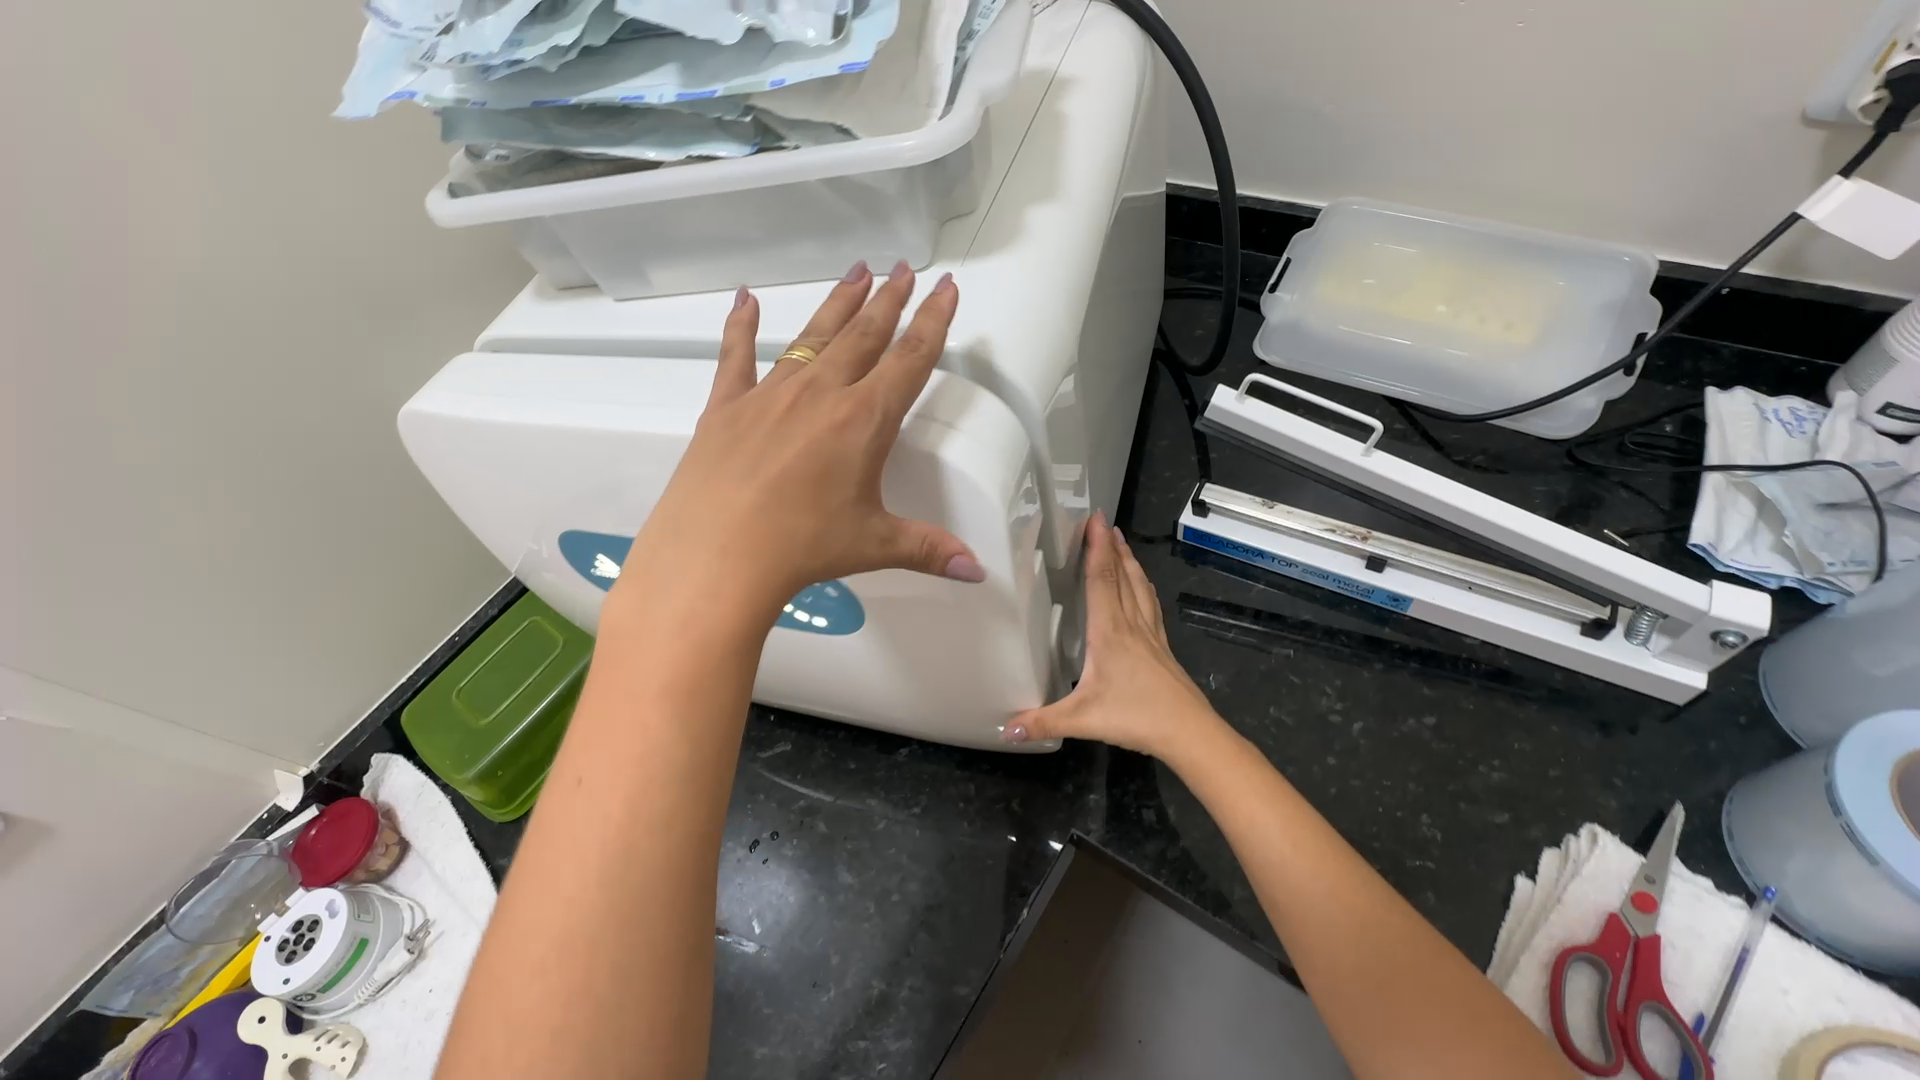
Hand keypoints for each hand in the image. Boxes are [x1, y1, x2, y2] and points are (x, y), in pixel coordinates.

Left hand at [615, 261, 984, 619]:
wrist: (717, 554)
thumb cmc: (803, 548)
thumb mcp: (874, 545)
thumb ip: (929, 549)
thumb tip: (977, 571)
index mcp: (864, 419)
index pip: (910, 359)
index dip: (933, 321)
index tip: (945, 287)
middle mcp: (821, 392)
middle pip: (864, 335)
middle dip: (889, 299)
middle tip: (905, 268)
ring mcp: (770, 394)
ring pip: (813, 336)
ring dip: (838, 303)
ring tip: (857, 270)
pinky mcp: (727, 406)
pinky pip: (735, 356)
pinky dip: (740, 325)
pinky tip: (745, 297)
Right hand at [1003, 512, 1226, 760]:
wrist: (1189, 732)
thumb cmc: (1136, 717)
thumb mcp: (1082, 720)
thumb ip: (1042, 722)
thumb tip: (1004, 729)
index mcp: (1110, 632)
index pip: (1102, 580)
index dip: (1097, 548)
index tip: (1095, 519)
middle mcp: (1132, 626)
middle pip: (1123, 577)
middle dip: (1112, 547)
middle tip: (1105, 522)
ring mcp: (1151, 637)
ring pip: (1141, 588)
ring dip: (1130, 563)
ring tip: (1123, 545)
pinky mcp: (1163, 650)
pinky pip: (1151, 608)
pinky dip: (1144, 589)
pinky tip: (1145, 589)